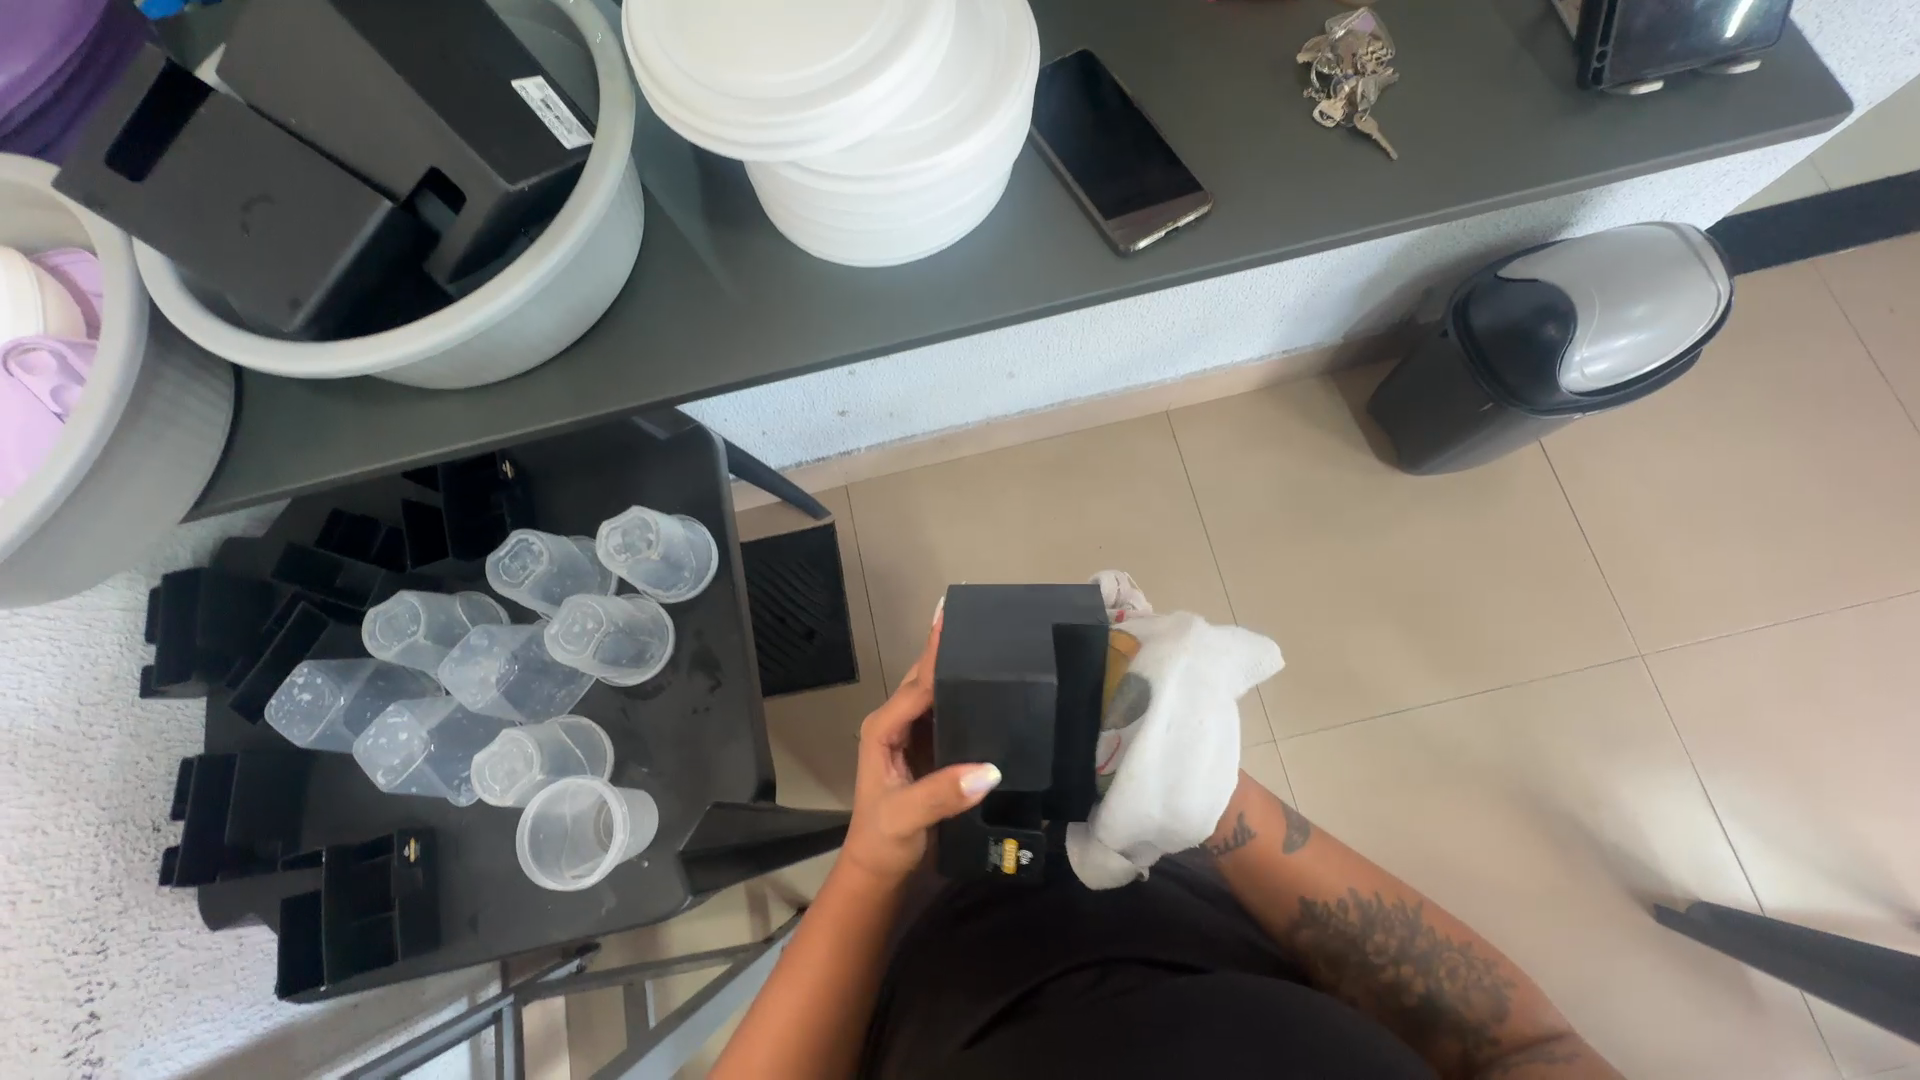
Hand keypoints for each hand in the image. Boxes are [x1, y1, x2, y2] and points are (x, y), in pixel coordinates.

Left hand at [839, 613, 1000, 887]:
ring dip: (960, 671)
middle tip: (985, 621)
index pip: (917, 686)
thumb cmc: (883, 842)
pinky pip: (952, 715)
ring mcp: (915, 737)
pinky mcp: (933, 751)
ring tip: (995, 644)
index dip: (938, 655)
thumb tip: (990, 770)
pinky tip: (993, 690)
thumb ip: (943, 794)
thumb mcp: (906, 817)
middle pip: (926, 680)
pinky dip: (968, 699)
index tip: (959, 622)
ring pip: (939, 694)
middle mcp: (897, 725)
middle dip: (949, 650)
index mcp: (883, 730)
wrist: (881, 874)